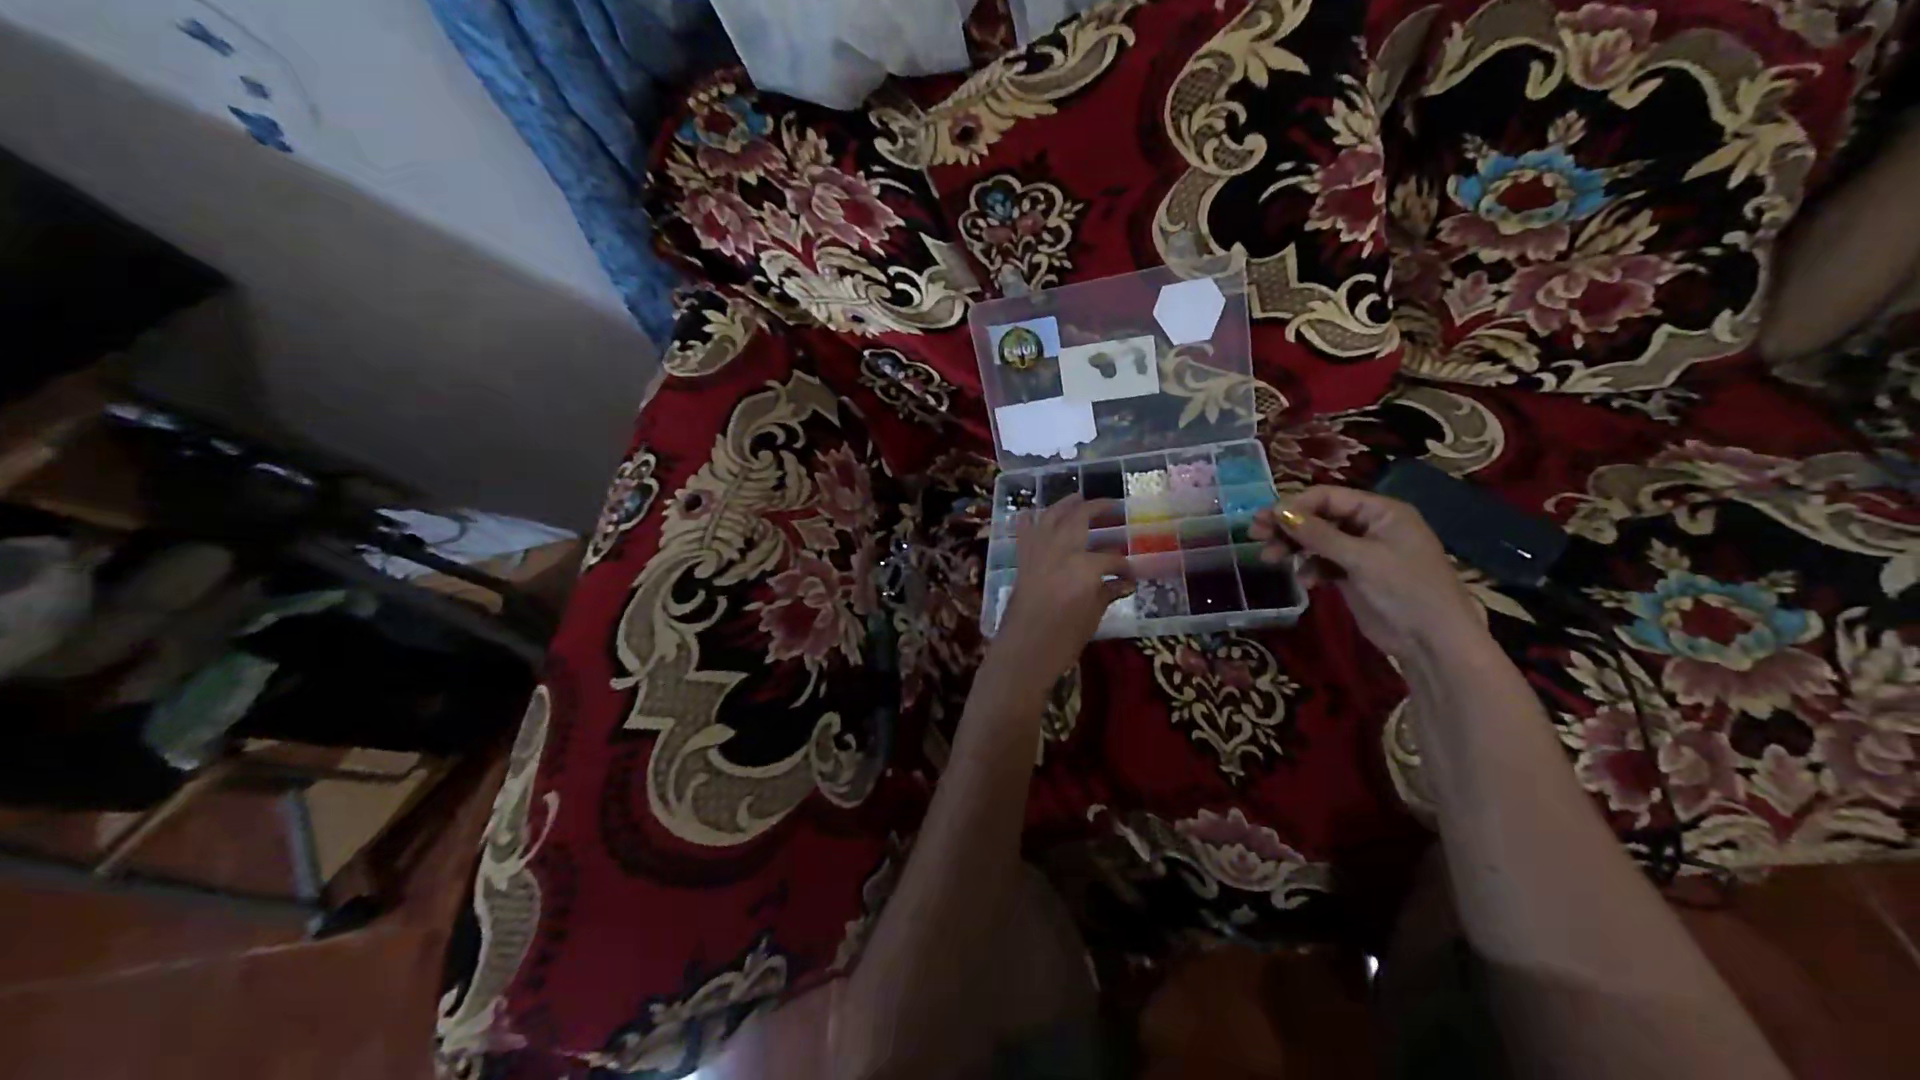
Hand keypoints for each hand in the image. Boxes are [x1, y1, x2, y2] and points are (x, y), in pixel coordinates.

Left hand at [990, 494, 1132, 693]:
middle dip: (1096, 509)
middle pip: (1079, 519)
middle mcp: (1060, 550)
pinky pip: (1024, 533)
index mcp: (1084, 566)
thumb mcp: (1092, 616)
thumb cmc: (1063, 639)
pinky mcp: (1022, 561)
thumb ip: (1108, 592)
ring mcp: (1037, 552)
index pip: (1111, 558)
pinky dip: (1028, 520)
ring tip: (1077, 496)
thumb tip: (1127, 582)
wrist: (1023, 652)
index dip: (1124, 564)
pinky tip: (1031, 512)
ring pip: (1050, 517)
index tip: (1132, 571)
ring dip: (1064, 505)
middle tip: (1111, 505)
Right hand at [1250, 485, 1483, 660]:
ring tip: (1269, 559)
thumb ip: (1318, 534)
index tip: (1265, 519)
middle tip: (1255, 534)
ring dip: (1293, 547)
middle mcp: (1371, 526)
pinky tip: (1304, 581)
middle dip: (1288, 526)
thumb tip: (1278, 511)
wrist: (1433, 641)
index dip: (1295, 505)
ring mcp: (1363, 552)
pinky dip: (1310, 568)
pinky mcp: (1355, 576)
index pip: (1328, 497)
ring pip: (1318, 540)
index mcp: (1381, 512)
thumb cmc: (1405, 590)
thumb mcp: (1361, 559)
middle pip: (1320, 517)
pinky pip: (1324, 563)